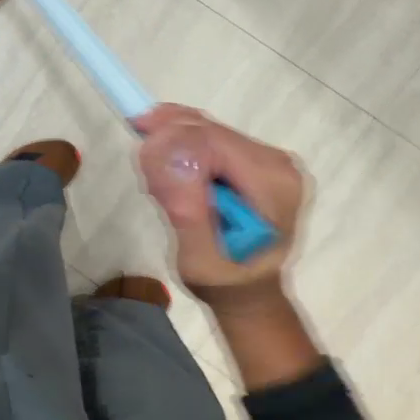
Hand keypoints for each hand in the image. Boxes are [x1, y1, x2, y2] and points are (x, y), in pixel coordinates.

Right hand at [136, 104, 308, 309]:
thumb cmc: (223, 281)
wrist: (248, 291)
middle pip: (209, 129)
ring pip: (206, 128)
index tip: (142, 158)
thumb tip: (170, 156)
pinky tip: (171, 166)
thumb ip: (187, 208)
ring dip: (173, 142)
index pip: (211, 140)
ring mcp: (269, 158)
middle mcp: (277, 163)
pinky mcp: (255, 158)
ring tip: (158, 177)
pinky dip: (183, 144)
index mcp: (271, 184)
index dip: (171, 141)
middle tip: (146, 171)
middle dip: (169, 138)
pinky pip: (211, 136)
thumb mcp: (199, 259)